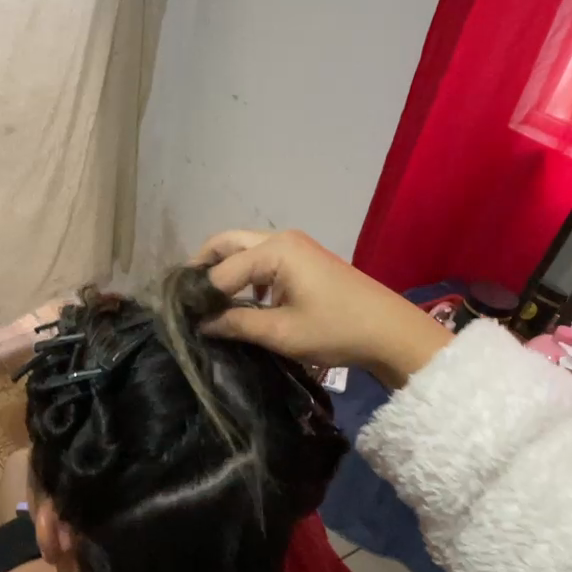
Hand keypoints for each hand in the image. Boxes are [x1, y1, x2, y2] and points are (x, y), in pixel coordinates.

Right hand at [197, 229, 453, 387]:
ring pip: (244, 248)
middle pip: (226, 243)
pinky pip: (262, 257)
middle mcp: (281, 239)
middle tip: (186, 297)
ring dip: (224, 269)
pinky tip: (245, 301)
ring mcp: (295, 246)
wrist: (389, 331)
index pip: (221, 271)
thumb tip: (202, 324)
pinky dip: (246, 273)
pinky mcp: (305, 258)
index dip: (200, 295)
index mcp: (274, 251)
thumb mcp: (281, 332)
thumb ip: (236, 324)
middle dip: (203, 266)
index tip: (182, 319)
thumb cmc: (335, 330)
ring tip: (209, 301)